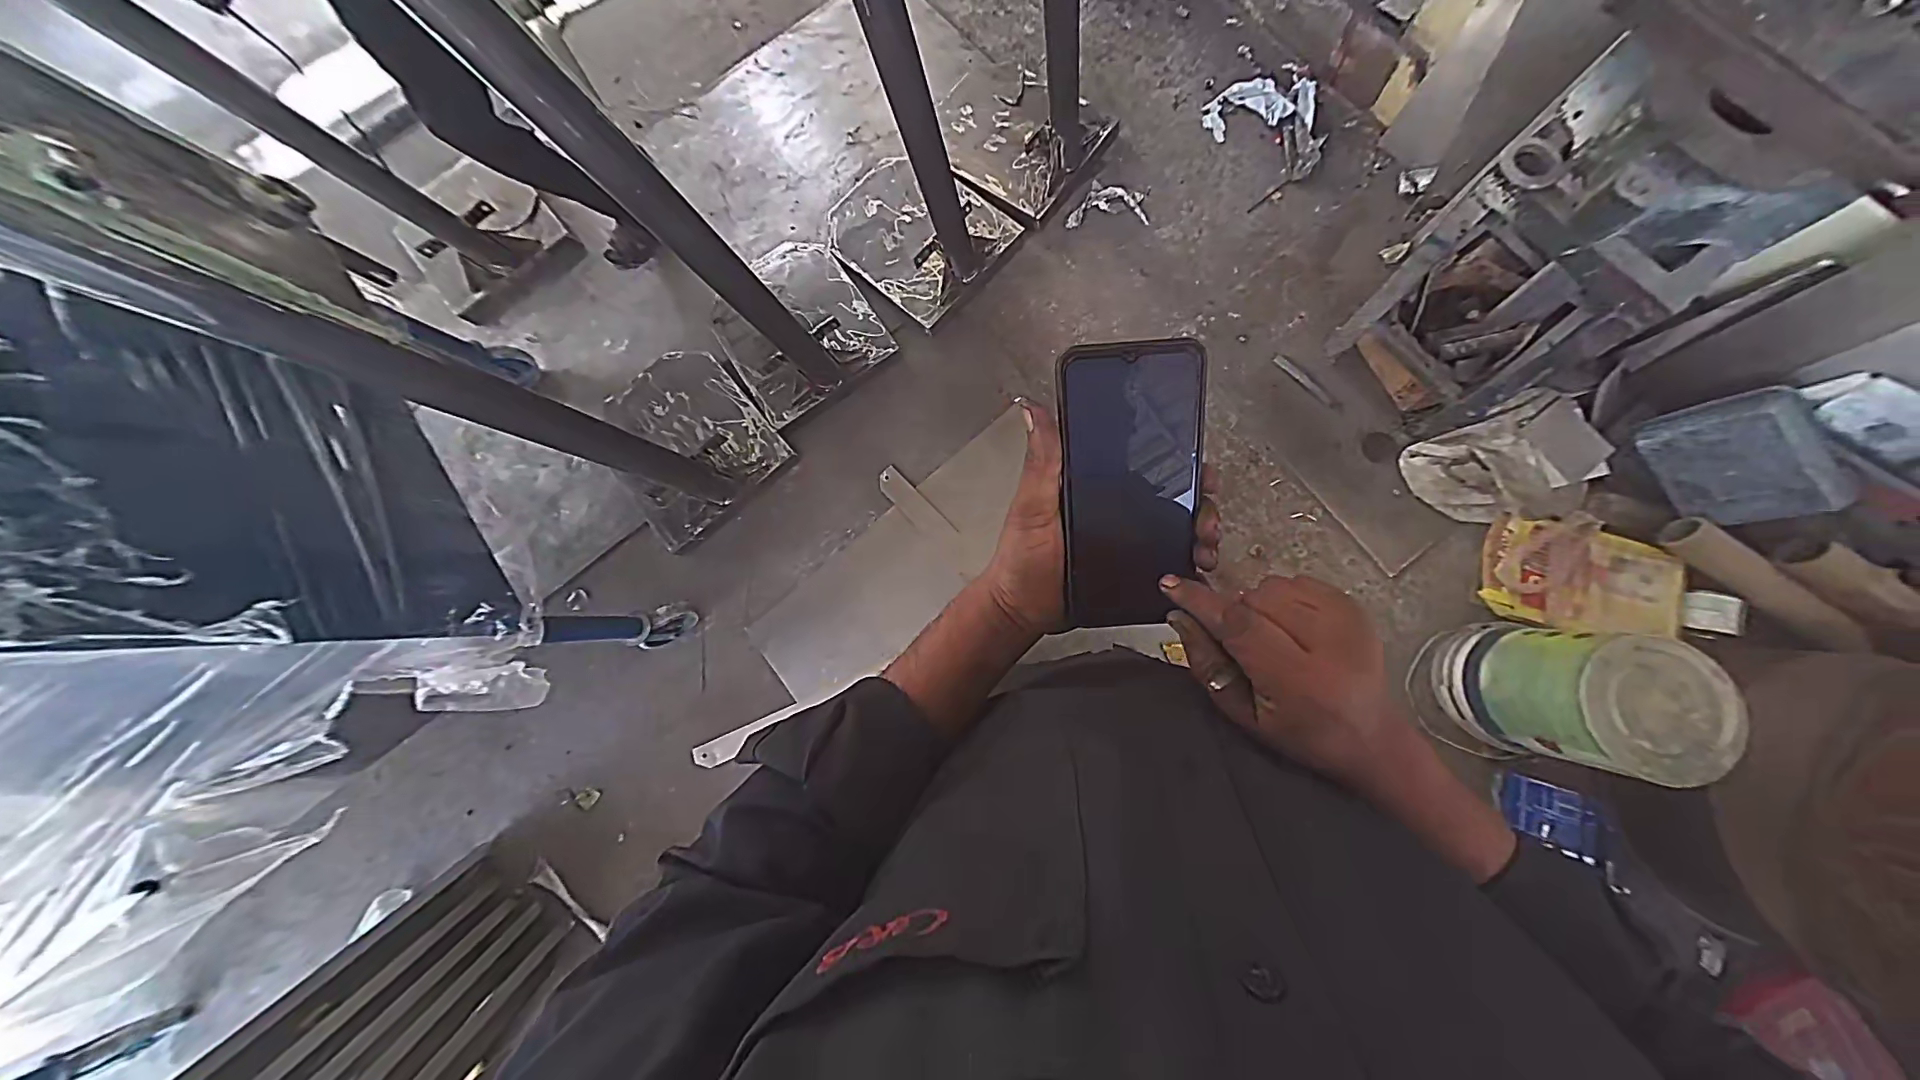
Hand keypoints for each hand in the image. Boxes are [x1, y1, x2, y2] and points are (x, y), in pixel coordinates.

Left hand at [981, 401, 1222, 636]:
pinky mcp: (1132, 572)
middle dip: (1201, 503)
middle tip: (1206, 516)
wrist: (1023, 609)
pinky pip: (1168, 564)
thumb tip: (1035, 411)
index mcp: (1097, 489)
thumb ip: (1042, 461)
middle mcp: (1117, 512)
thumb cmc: (1021, 558)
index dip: (1180, 465)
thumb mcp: (1032, 504)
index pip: (1147, 466)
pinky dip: (1187, 565)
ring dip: (1200, 534)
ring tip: (1203, 545)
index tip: (1200, 469)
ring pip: (1178, 531)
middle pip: (1174, 499)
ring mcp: (1128, 542)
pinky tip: (1196, 567)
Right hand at [1161, 574, 1408, 789]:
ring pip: (1272, 585)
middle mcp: (1330, 644)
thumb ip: (1207, 664)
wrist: (1371, 737)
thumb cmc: (1302, 733)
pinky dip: (1283, 598)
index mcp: (1299, 680)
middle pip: (1253, 600)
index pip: (1239, 625)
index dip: (1201, 602)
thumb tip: (1180, 617)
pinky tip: (1292, 627)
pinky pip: (1297, 581)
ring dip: (1258, 605)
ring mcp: (1348, 621)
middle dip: (1234, 613)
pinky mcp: (1355, 607)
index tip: (1171, 585)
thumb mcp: (1243, 713)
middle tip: (1242, 646)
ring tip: (1271, 637)